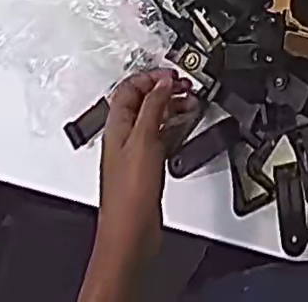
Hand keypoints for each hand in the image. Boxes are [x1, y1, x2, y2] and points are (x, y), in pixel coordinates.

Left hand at [91, 71, 196, 277]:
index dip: (151, 76)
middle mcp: (124, 136)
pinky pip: (162, 134)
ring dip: (171, 105)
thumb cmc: (129, 194)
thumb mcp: (144, 140)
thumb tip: (162, 82)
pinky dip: (175, 124)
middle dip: (164, 88)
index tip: (172, 74)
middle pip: (143, 100)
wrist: (131, 232)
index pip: (130, 87)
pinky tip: (186, 124)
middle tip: (185, 84)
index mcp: (117, 125)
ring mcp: (136, 150)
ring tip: (190, 100)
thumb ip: (153, 107)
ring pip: (154, 116)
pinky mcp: (148, 163)